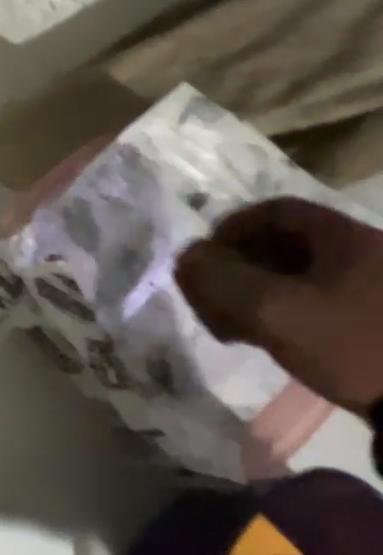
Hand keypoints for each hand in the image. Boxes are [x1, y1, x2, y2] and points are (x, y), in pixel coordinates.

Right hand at [176, 197, 382, 412]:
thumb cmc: (353, 344)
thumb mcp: (269, 308)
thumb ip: (214, 275)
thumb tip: (189, 258)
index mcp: (350, 238)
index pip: (274, 211)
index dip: (228, 230)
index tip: (203, 262)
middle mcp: (373, 253)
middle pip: (284, 245)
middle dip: (237, 270)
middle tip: (214, 302)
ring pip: (301, 276)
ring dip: (257, 294)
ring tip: (239, 328)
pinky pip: (326, 301)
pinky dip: (290, 312)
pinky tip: (278, 339)